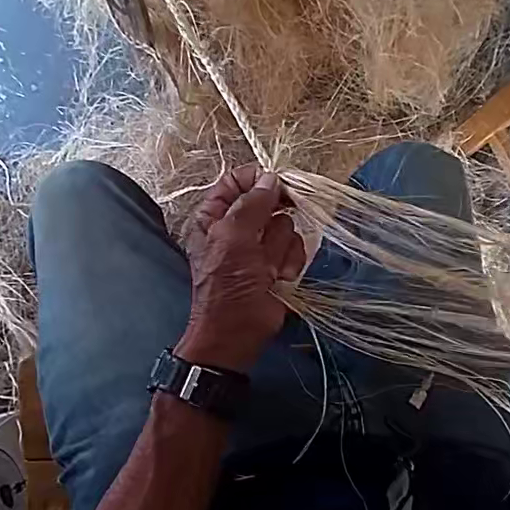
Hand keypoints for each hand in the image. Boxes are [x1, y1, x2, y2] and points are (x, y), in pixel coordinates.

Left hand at [178, 165, 305, 372]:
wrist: (237, 330)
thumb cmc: (226, 283)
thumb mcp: (232, 237)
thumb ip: (252, 204)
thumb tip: (272, 179)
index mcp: (214, 216)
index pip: (236, 182)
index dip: (256, 179)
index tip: (276, 182)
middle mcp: (237, 227)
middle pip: (269, 202)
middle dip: (273, 221)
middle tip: (268, 234)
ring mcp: (259, 247)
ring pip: (286, 226)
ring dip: (280, 248)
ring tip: (268, 268)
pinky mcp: (279, 264)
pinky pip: (295, 248)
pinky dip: (290, 263)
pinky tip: (279, 278)